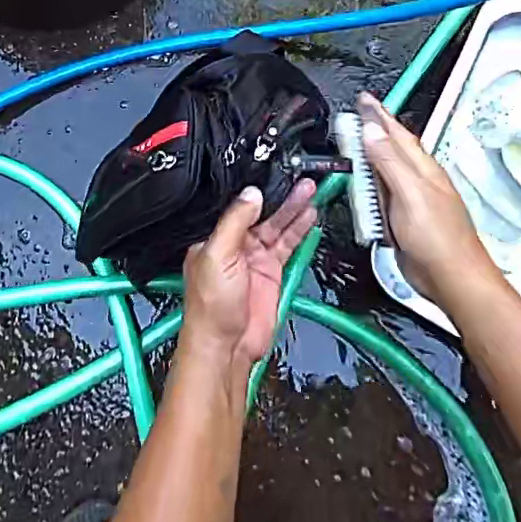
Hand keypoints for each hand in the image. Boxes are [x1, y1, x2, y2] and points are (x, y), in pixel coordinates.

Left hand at [181, 179, 317, 369]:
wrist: (227, 346)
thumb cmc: (210, 309)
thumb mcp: (217, 256)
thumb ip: (235, 222)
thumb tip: (251, 195)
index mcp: (215, 238)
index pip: (239, 206)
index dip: (258, 191)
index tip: (275, 175)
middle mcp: (235, 245)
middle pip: (263, 213)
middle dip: (282, 196)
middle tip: (301, 180)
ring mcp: (254, 259)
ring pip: (278, 226)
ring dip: (294, 209)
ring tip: (310, 190)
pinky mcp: (271, 273)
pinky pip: (288, 245)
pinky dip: (299, 230)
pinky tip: (309, 216)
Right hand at [357, 92, 501, 305]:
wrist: (451, 278)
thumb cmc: (439, 240)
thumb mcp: (409, 194)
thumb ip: (389, 162)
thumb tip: (372, 132)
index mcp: (422, 168)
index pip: (396, 133)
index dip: (378, 115)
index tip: (364, 100)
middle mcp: (418, 180)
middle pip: (392, 148)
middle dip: (374, 130)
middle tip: (357, 116)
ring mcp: (412, 200)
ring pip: (388, 170)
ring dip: (373, 155)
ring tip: (359, 143)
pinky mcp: (404, 219)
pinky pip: (384, 194)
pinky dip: (373, 185)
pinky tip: (369, 186)